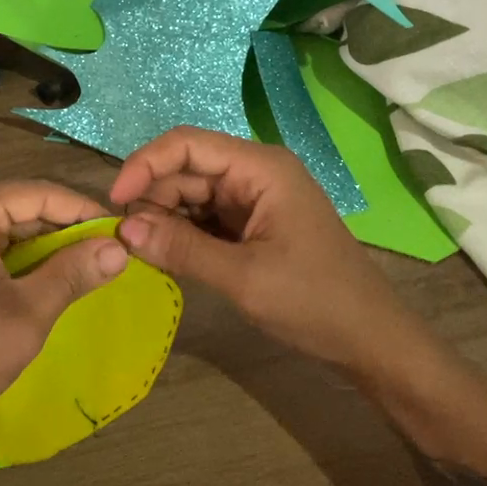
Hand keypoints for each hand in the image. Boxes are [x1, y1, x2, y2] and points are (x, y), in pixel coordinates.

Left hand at [0, 181, 129, 451]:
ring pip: (14, 231)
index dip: (83, 210)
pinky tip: (60, 280)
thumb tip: (120, 247)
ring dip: (52, 248)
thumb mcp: (27, 312)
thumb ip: (73, 273)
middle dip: (69, 229)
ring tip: (97, 267)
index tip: (125, 231)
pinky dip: (30, 263)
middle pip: (25, 208)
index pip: (39, 194)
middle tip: (116, 252)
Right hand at [111, 126, 418, 370]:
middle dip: (151, 198)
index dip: (144, 165)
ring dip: (162, 217)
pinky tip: (165, 254)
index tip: (114, 202)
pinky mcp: (250, 222)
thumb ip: (181, 249)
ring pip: (189, 193)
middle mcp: (254, 172)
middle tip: (126, 241)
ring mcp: (252, 197)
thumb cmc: (316, 302)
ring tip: (142, 251)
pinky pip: (202, 215)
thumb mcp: (244, 278)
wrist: (372, 341)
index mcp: (260, 167)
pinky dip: (180, 232)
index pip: (186, 144)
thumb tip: (122, 230)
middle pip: (184, 168)